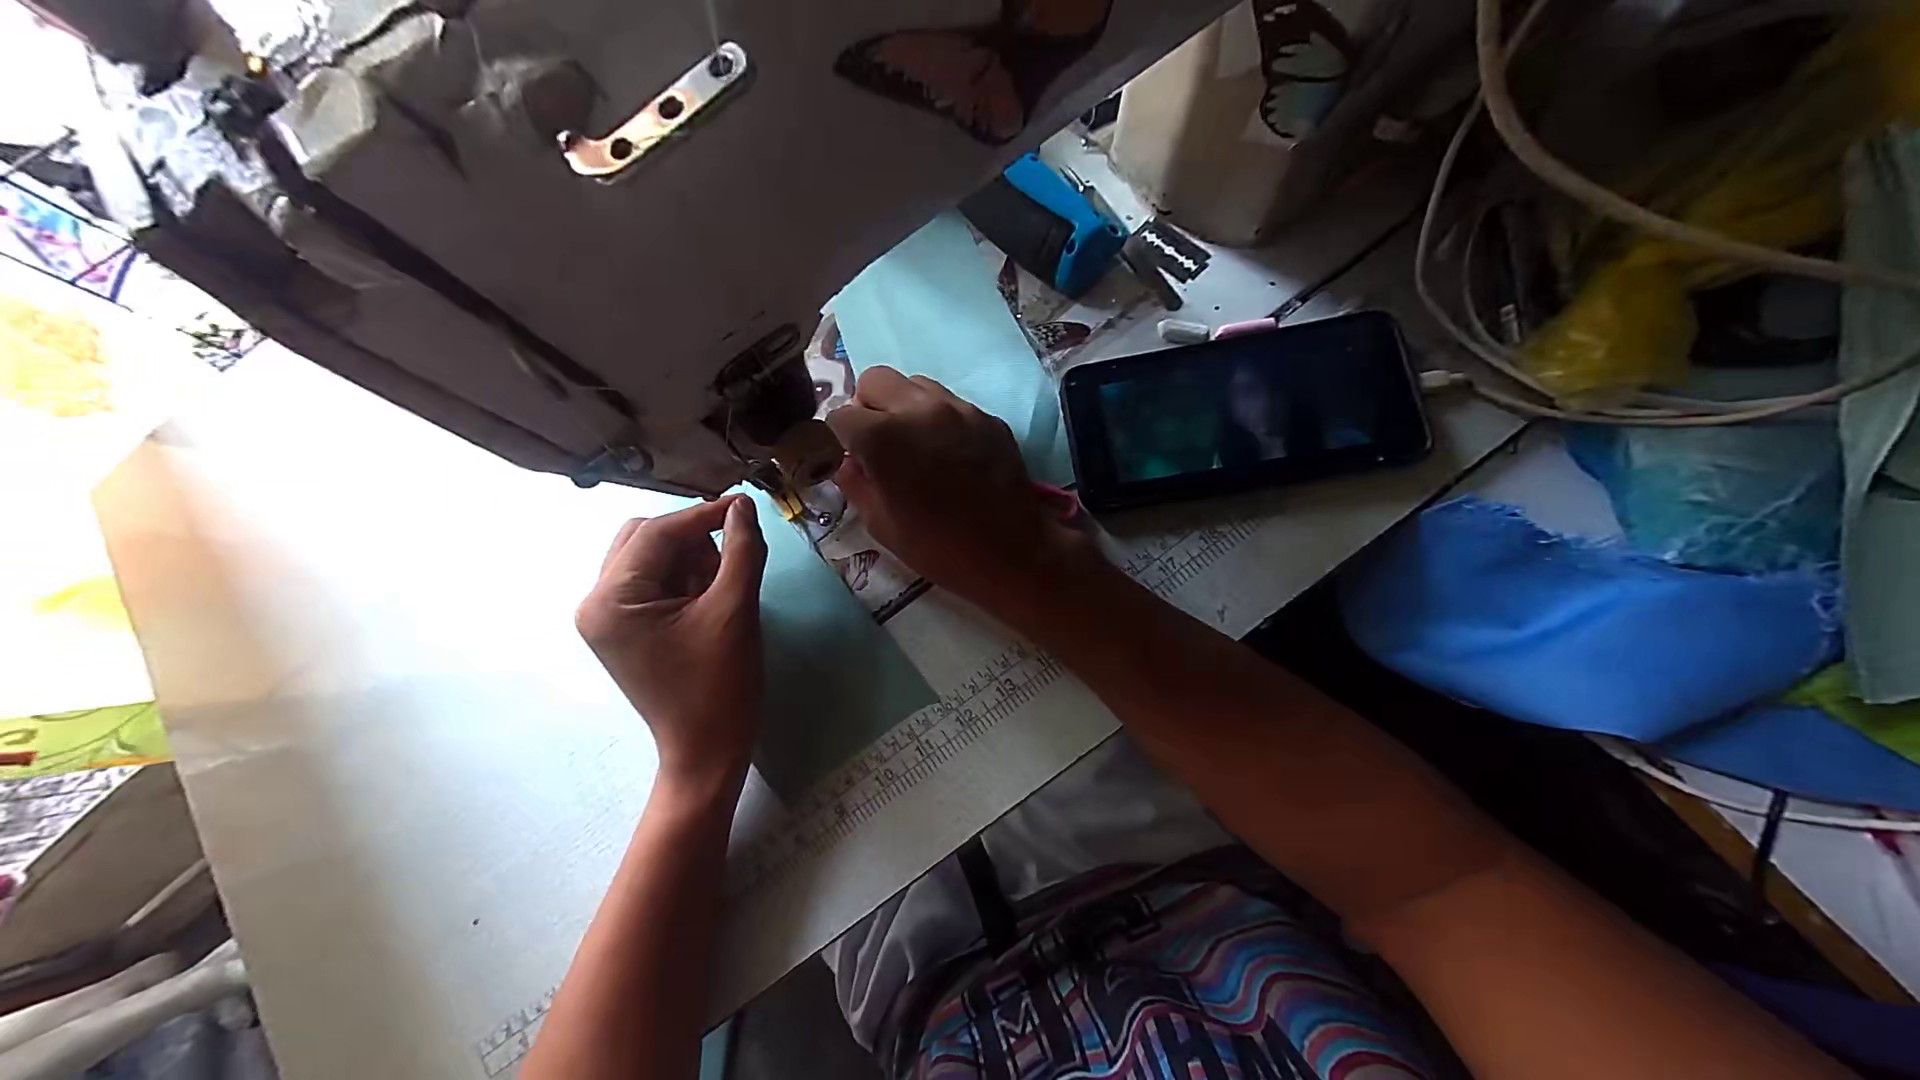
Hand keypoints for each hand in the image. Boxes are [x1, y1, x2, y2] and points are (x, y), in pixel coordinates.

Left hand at [577, 495, 766, 789]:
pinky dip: (685, 582)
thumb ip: (741, 549)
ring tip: (721, 594)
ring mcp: (608, 618)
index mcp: (611, 600)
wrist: (708, 750)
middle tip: (730, 566)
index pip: (657, 533)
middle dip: (693, 542)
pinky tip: (709, 604)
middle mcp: (596, 603)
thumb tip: (742, 505)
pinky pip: (654, 583)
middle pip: (645, 538)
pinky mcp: (625, 629)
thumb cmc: (720, 685)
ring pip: (651, 558)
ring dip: (691, 562)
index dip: (703, 514)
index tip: (745, 505)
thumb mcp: (735, 610)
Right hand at [826, 367, 1097, 617]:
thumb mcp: (882, 525)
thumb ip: (856, 485)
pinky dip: (939, 419)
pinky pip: (951, 403)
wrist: (1012, 553)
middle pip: (875, 379)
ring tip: (915, 445)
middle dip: (868, 407)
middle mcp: (919, 409)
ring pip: (916, 384)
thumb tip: (846, 463)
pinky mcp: (987, 417)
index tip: (849, 457)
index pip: (841, 415)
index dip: (839, 438)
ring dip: (904, 407)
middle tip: (878, 443)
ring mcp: (959, 408)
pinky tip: (950, 454)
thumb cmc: (939, 547)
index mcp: (883, 437)